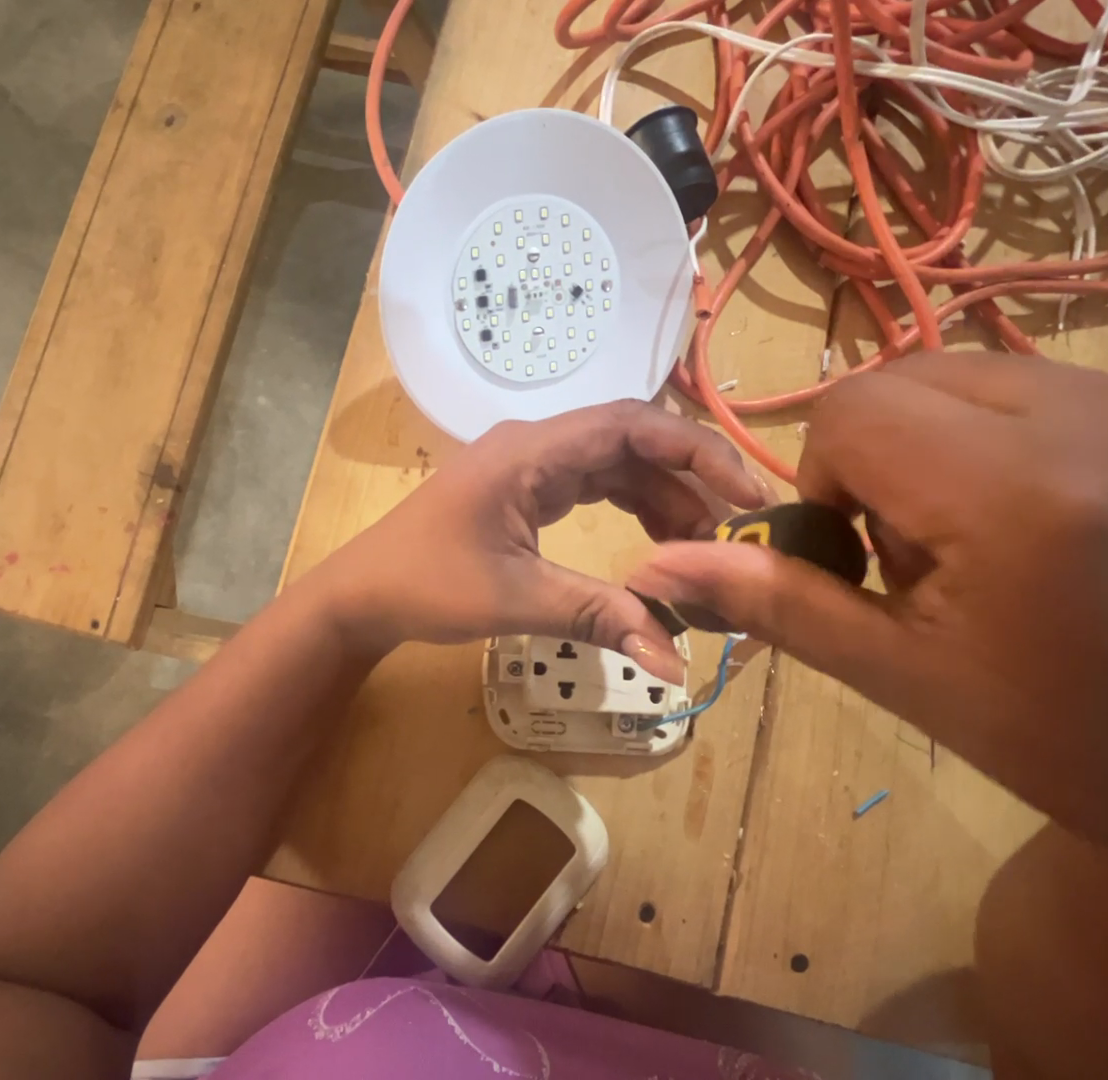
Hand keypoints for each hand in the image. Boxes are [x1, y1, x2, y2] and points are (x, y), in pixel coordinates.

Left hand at [303, 400, 766, 682]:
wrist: (362, 593)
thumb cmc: (427, 586)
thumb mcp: (517, 600)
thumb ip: (598, 618)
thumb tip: (675, 661)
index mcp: (529, 451)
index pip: (631, 425)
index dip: (695, 450)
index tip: (744, 493)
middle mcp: (533, 444)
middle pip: (630, 441)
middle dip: (685, 481)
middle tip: (731, 532)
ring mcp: (529, 465)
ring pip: (614, 464)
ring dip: (660, 499)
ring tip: (701, 548)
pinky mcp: (525, 490)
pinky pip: (593, 484)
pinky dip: (630, 508)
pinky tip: (656, 543)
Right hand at [628, 355, 1107, 1041]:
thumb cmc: (1064, 747)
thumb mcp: (901, 673)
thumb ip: (774, 600)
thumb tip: (653, 568)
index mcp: (1026, 496)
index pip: (856, 407)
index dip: (833, 476)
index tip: (869, 551)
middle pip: (926, 378)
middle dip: (897, 456)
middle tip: (939, 553)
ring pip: (1008, 378)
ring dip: (975, 448)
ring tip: (1024, 546)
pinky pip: (1100, 393)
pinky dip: (1062, 446)